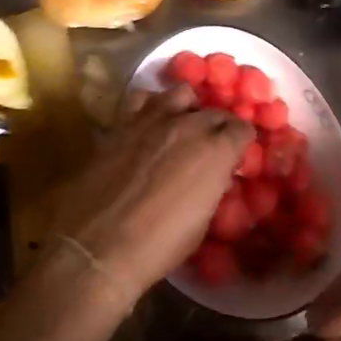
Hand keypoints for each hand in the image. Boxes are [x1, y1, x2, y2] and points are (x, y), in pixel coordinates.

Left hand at [50, 86, 251, 295]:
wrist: (98, 247)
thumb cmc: (158, 245)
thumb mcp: (201, 221)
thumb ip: (212, 186)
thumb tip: (215, 174)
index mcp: (216, 151)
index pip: (243, 130)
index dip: (241, 142)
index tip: (237, 156)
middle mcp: (189, 126)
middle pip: (215, 112)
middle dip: (219, 126)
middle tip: (214, 145)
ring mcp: (153, 119)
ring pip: (182, 94)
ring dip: (189, 108)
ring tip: (184, 124)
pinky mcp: (122, 122)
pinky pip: (143, 98)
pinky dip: (151, 105)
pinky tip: (149, 122)